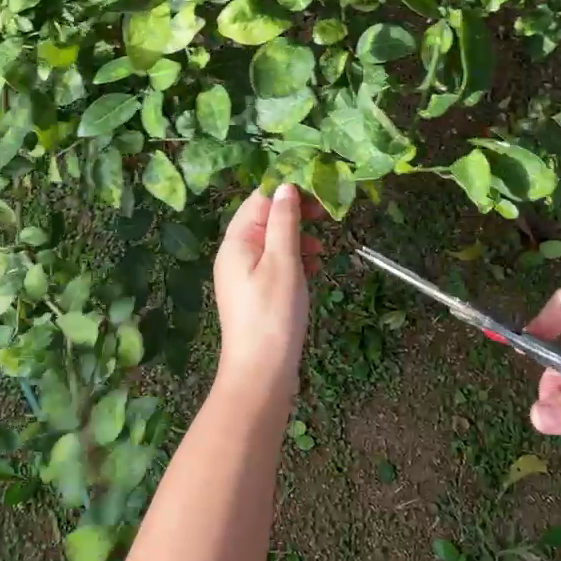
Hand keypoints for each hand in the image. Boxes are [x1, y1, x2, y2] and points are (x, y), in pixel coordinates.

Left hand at [212, 185, 322, 393]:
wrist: (260, 375)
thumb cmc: (273, 315)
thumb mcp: (283, 263)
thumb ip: (284, 222)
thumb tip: (285, 186)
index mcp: (236, 241)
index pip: (259, 199)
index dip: (287, 189)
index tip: (319, 188)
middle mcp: (234, 254)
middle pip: (265, 219)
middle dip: (295, 213)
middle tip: (327, 214)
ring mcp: (243, 275)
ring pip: (272, 242)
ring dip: (297, 238)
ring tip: (322, 248)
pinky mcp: (254, 293)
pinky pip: (274, 264)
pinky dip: (294, 260)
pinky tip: (314, 269)